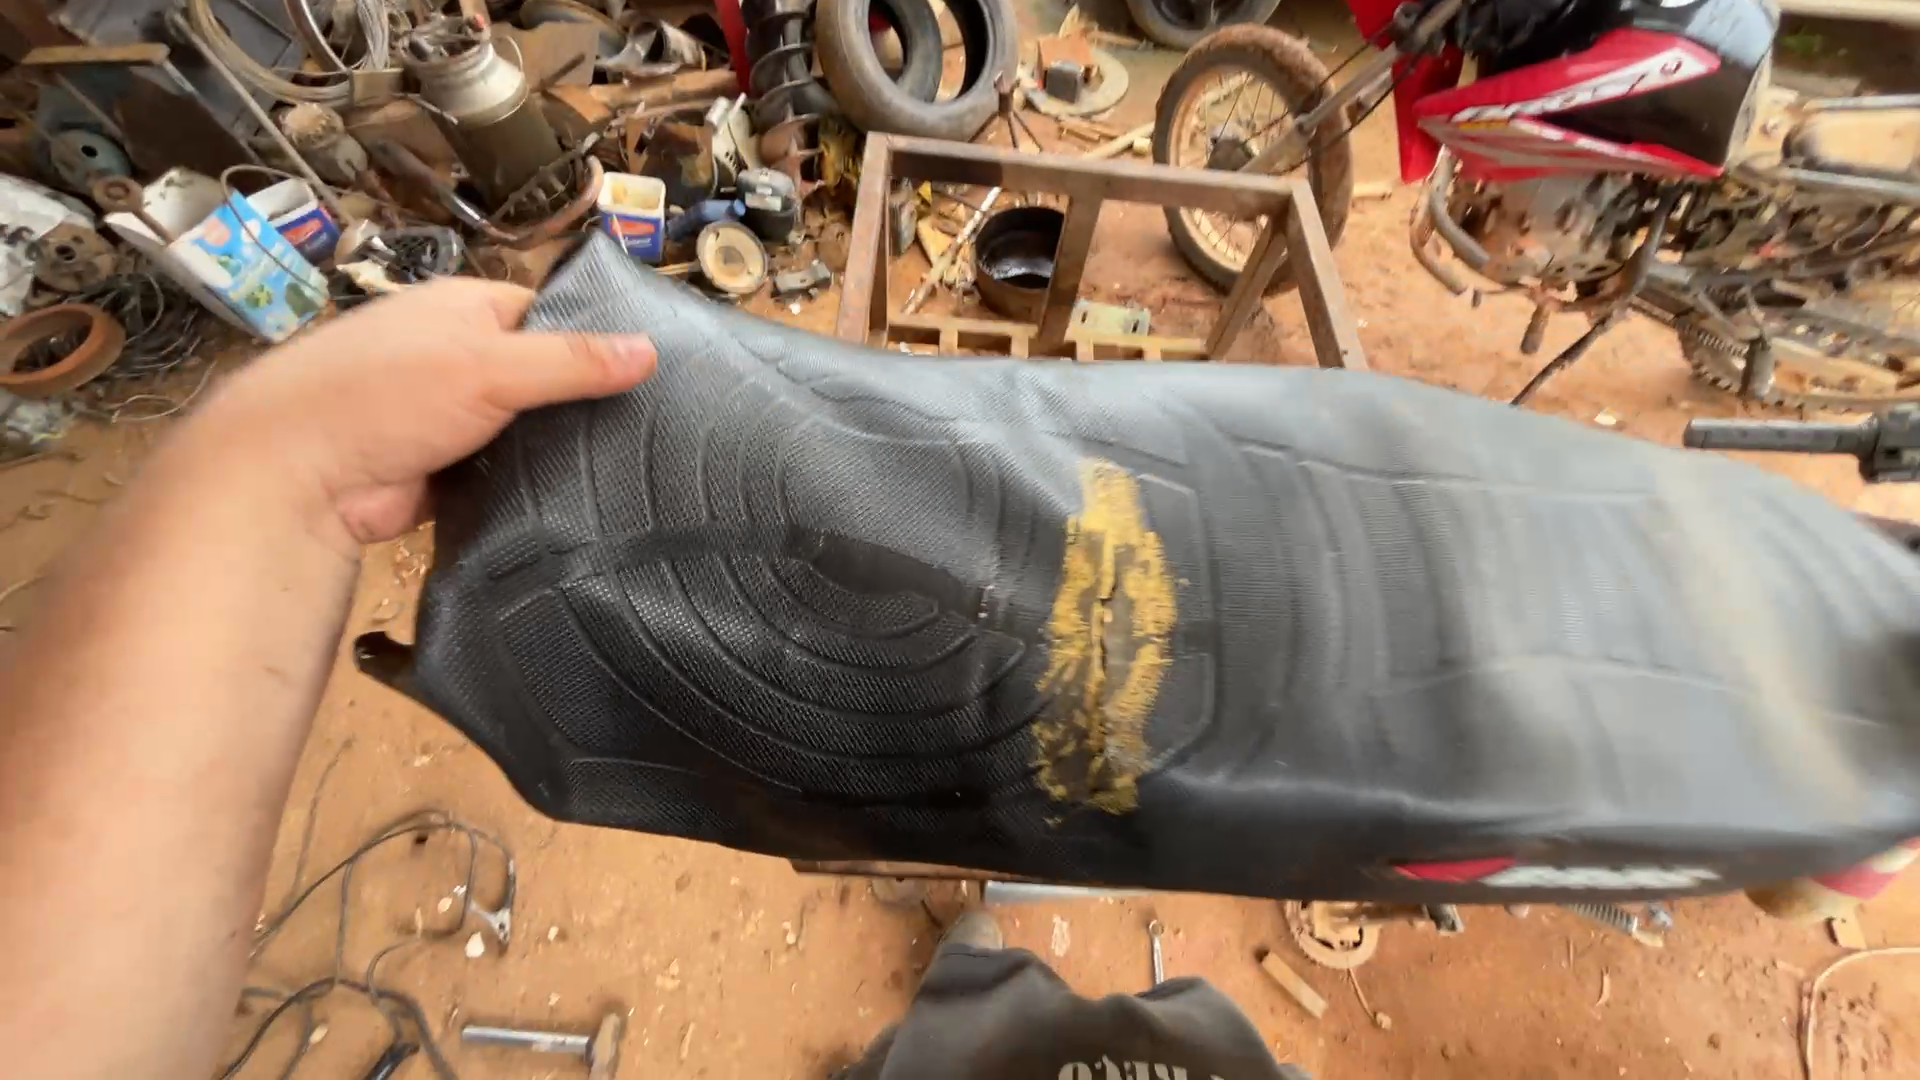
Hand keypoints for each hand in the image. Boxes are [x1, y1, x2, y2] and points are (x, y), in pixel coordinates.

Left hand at [188, 278, 655, 553]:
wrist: (298, 480)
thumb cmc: (385, 396)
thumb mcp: (489, 367)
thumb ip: (573, 361)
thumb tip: (654, 350)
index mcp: (463, 308)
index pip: (552, 313)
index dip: (599, 338)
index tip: (651, 371)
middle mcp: (461, 353)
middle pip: (548, 370)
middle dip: (590, 395)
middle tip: (655, 420)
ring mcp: (458, 411)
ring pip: (535, 421)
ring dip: (568, 439)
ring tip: (637, 455)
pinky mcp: (457, 461)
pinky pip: (518, 462)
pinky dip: (545, 472)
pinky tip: (591, 485)